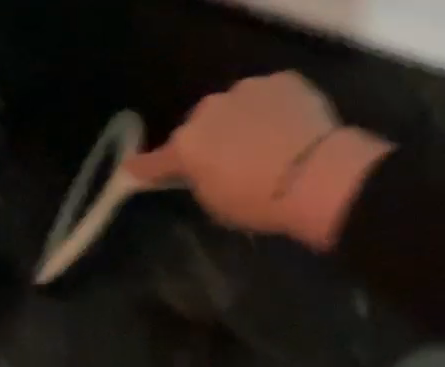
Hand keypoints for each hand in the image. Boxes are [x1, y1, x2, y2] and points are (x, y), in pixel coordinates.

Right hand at [127, 71, 394, 250]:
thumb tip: (202, 171)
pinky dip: (273, 114)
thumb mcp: (218, 207)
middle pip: (201, 127)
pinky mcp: (281, 82)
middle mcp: (209, 110)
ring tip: (266, 151)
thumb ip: (201, 183)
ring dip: (242, 125)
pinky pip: (269, 99)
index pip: (157, 160)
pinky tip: (289, 135)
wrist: (313, 176)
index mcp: (188, 146)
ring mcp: (246, 90)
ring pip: (235, 108)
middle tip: (231, 168)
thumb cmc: (258, 203)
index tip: (130, 170)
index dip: (144, 168)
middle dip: (211, 143)